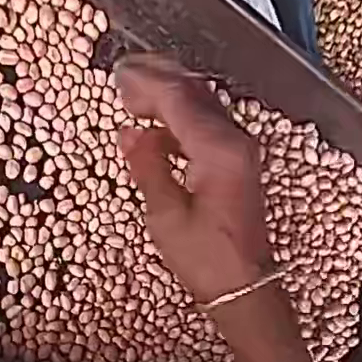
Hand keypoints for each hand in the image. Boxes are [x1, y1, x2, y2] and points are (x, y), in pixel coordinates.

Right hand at [115, 54, 273, 304]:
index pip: (177, 99)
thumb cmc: (206, 260)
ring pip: (202, 105)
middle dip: (157, 79)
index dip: (145, 83)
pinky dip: (181, 120)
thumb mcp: (166, 217)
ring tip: (135, 97)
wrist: (244, 286)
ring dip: (169, 96)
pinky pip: (208, 127)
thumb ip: (148, 167)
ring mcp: (240, 151)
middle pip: (194, 92)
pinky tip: (158, 131)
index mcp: (218, 151)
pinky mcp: (238, 164)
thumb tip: (130, 133)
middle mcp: (235, 142)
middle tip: (123, 76)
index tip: (117, 75)